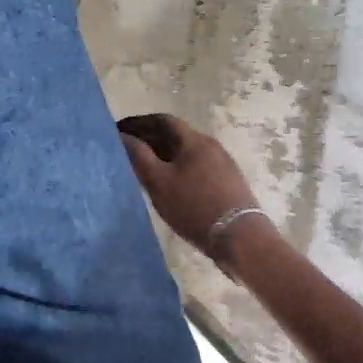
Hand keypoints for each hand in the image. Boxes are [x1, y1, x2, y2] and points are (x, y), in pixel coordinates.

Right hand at [118, 113, 258, 258]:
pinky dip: (178, 168)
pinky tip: (170, 184)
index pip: (161, 120)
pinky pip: (197, 166)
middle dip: (149, 138)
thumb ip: (136, 154)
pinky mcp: (230, 184)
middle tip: (127, 150)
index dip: (137, 123)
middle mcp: (211, 146)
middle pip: (175, 135)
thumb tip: (120, 135)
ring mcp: (224, 166)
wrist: (245, 242)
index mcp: (194, 140)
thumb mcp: (157, 181)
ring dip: (163, 155)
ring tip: (145, 168)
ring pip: (186, 152)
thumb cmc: (195, 206)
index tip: (118, 131)